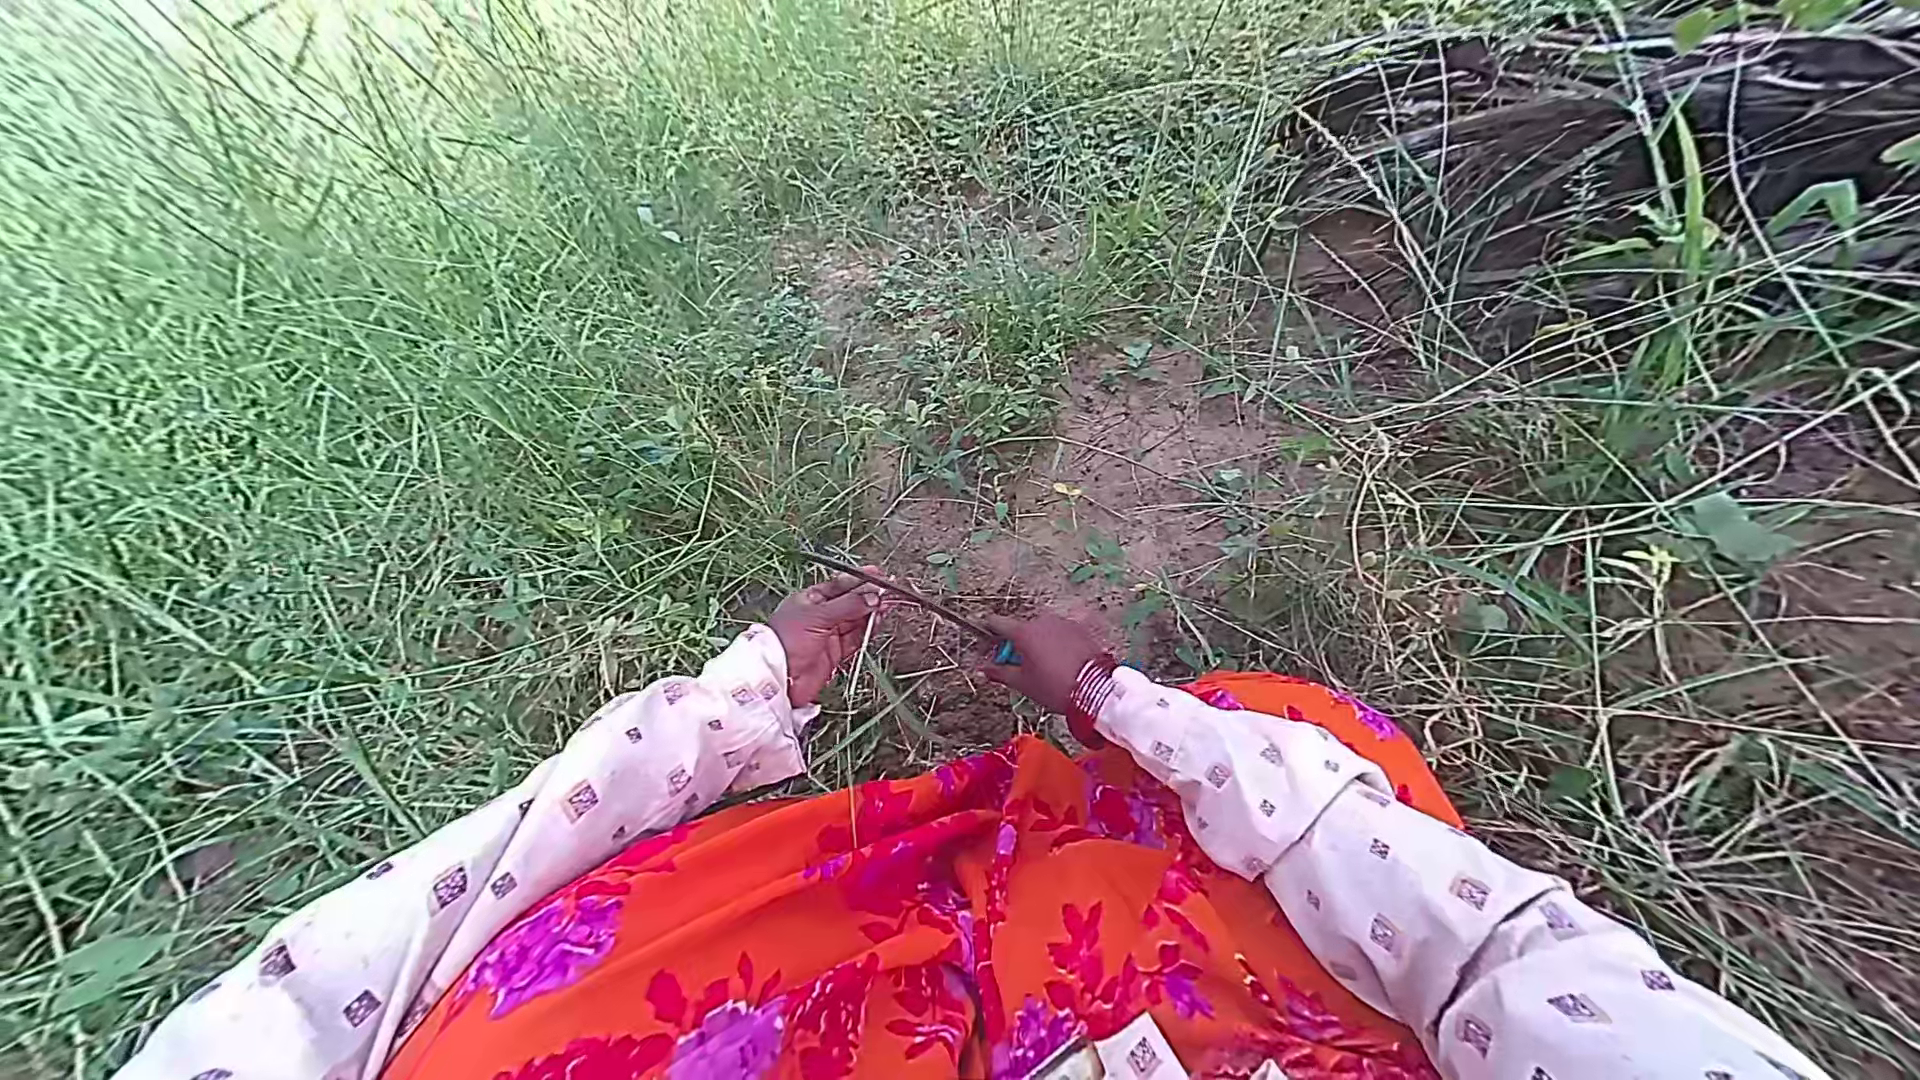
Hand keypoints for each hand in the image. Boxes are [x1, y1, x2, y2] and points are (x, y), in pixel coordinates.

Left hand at [767, 570, 884, 705]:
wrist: (778, 677)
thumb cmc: (787, 640)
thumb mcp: (818, 615)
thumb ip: (849, 605)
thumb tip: (873, 596)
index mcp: (811, 599)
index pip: (841, 585)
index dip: (860, 580)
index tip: (878, 576)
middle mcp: (822, 615)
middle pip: (852, 602)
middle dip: (870, 596)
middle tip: (888, 592)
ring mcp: (829, 634)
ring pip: (857, 619)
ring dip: (872, 612)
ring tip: (887, 606)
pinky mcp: (836, 652)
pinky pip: (857, 638)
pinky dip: (869, 630)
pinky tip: (878, 621)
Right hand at [977, 612, 1109, 714]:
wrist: (1097, 689)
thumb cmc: (1057, 687)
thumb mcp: (1023, 683)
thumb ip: (999, 672)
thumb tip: (984, 669)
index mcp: (1023, 632)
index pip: (996, 623)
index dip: (988, 634)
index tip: (989, 646)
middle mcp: (1042, 621)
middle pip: (1020, 628)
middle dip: (1016, 644)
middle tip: (1017, 665)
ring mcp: (1062, 623)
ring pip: (1041, 630)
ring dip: (1037, 643)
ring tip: (1043, 667)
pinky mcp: (1079, 628)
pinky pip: (1060, 633)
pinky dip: (1055, 643)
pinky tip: (1060, 662)